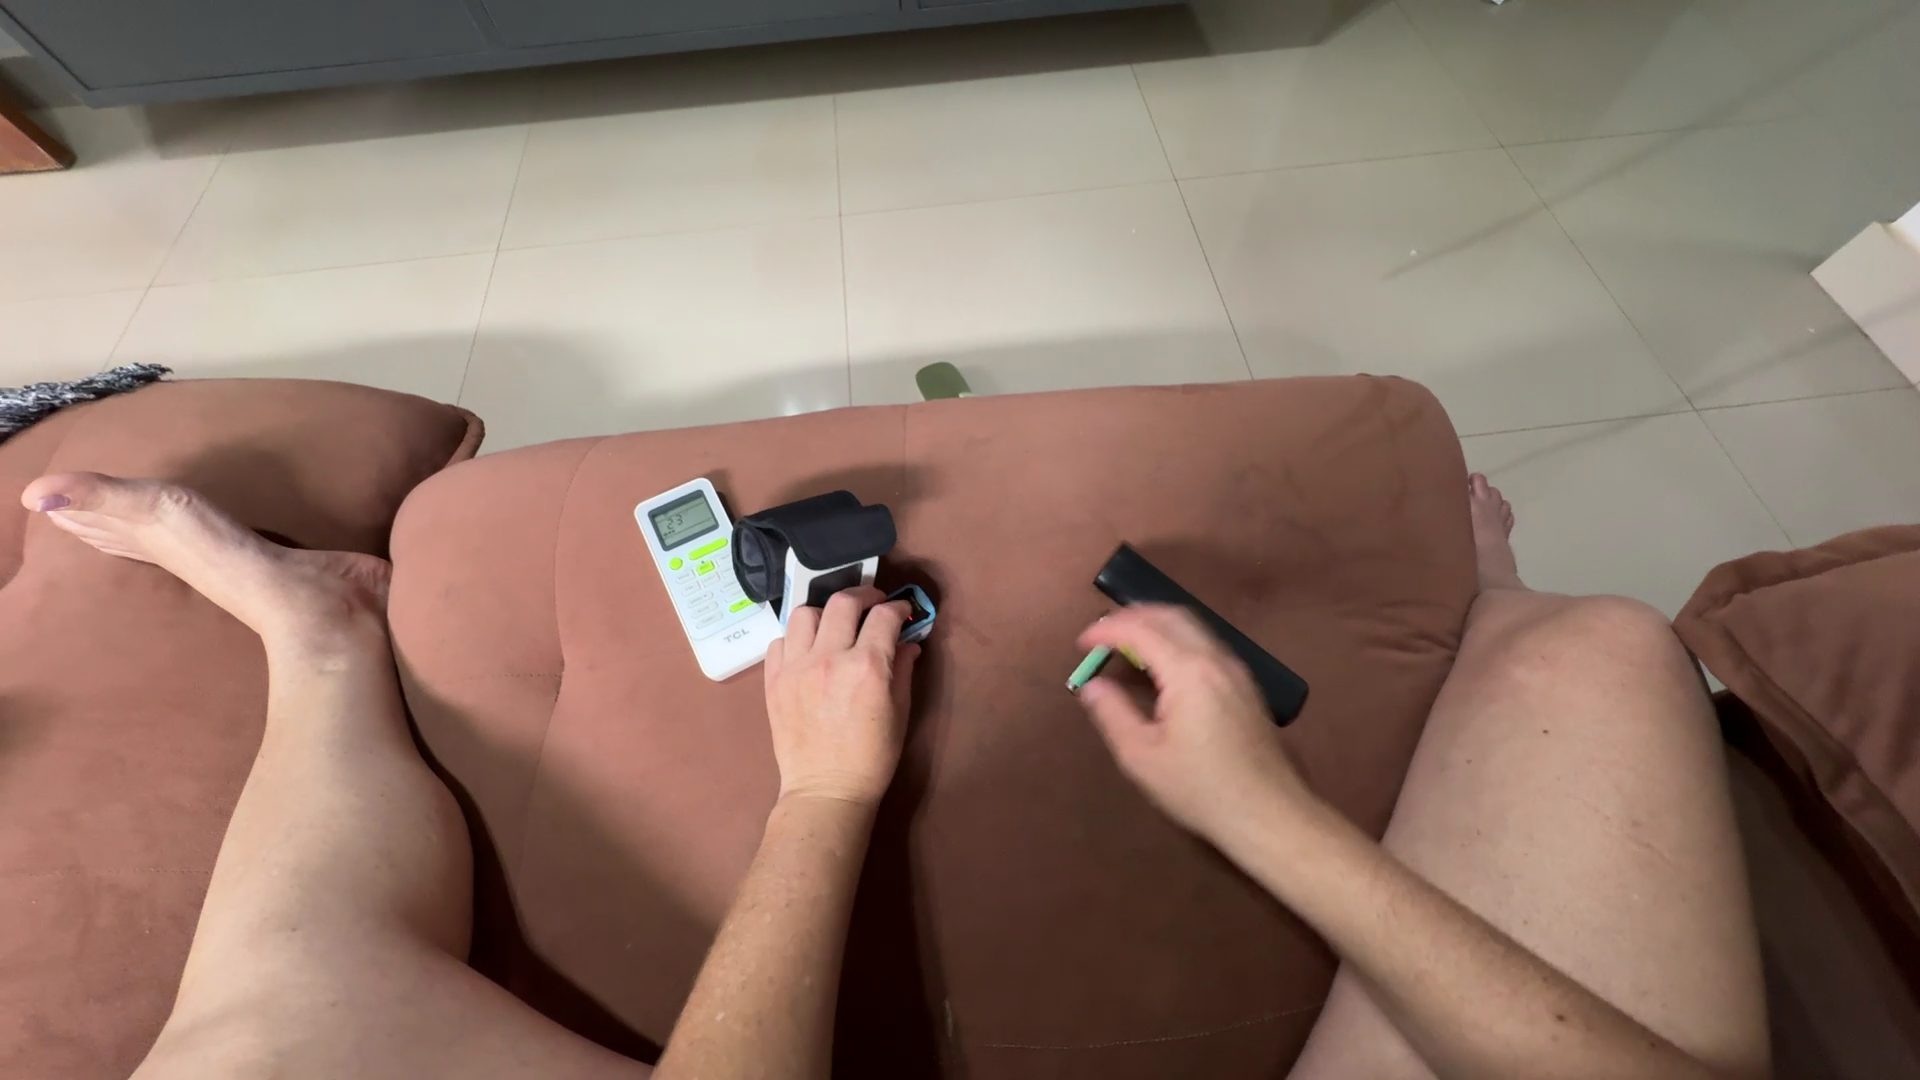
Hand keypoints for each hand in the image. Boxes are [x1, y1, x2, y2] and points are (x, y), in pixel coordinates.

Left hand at [764, 587, 919, 807]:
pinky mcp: (774, 681)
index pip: (884, 616)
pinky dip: (797, 638)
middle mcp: (830, 659)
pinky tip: (809, 651)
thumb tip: (907, 642)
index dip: (898, 607)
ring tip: (834, 625)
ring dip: (825, 613)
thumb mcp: (900, 712)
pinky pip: (780, 641)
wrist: (826, 790)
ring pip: (805, 613)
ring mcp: (797, 668)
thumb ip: (903, 669)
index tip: (902, 610)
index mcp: (868, 668)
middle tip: (872, 604)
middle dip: (864, 595)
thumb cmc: (872, 756)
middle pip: (843, 602)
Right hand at [1074, 605, 1315, 846]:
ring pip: (1191, 626)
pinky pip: (1205, 643)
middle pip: (1169, 615)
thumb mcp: (1141, 756)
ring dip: (1154, 625)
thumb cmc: (1200, 789)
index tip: (1081, 644)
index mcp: (1188, 672)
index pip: (1140, 630)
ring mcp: (1235, 670)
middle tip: (1101, 635)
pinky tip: (1161, 666)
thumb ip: (1112, 713)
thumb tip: (1092, 685)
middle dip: (1130, 617)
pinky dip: (1175, 640)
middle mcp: (1215, 659)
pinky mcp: (1245, 685)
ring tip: (1125, 645)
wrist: (1269, 815)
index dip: (1106, 630)